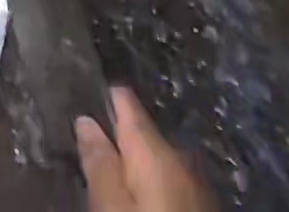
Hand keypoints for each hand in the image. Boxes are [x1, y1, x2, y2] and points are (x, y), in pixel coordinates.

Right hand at [77, 87, 217, 211]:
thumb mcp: (112, 208)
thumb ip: (99, 163)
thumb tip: (85, 120)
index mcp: (156, 150)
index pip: (126, 101)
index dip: (104, 93)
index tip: (82, 89)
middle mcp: (182, 158)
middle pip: (144, 133)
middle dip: (120, 137)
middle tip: (90, 145)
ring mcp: (200, 187)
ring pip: (159, 162)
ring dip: (138, 165)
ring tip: (113, 176)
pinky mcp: (206, 210)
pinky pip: (173, 186)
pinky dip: (155, 188)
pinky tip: (142, 202)